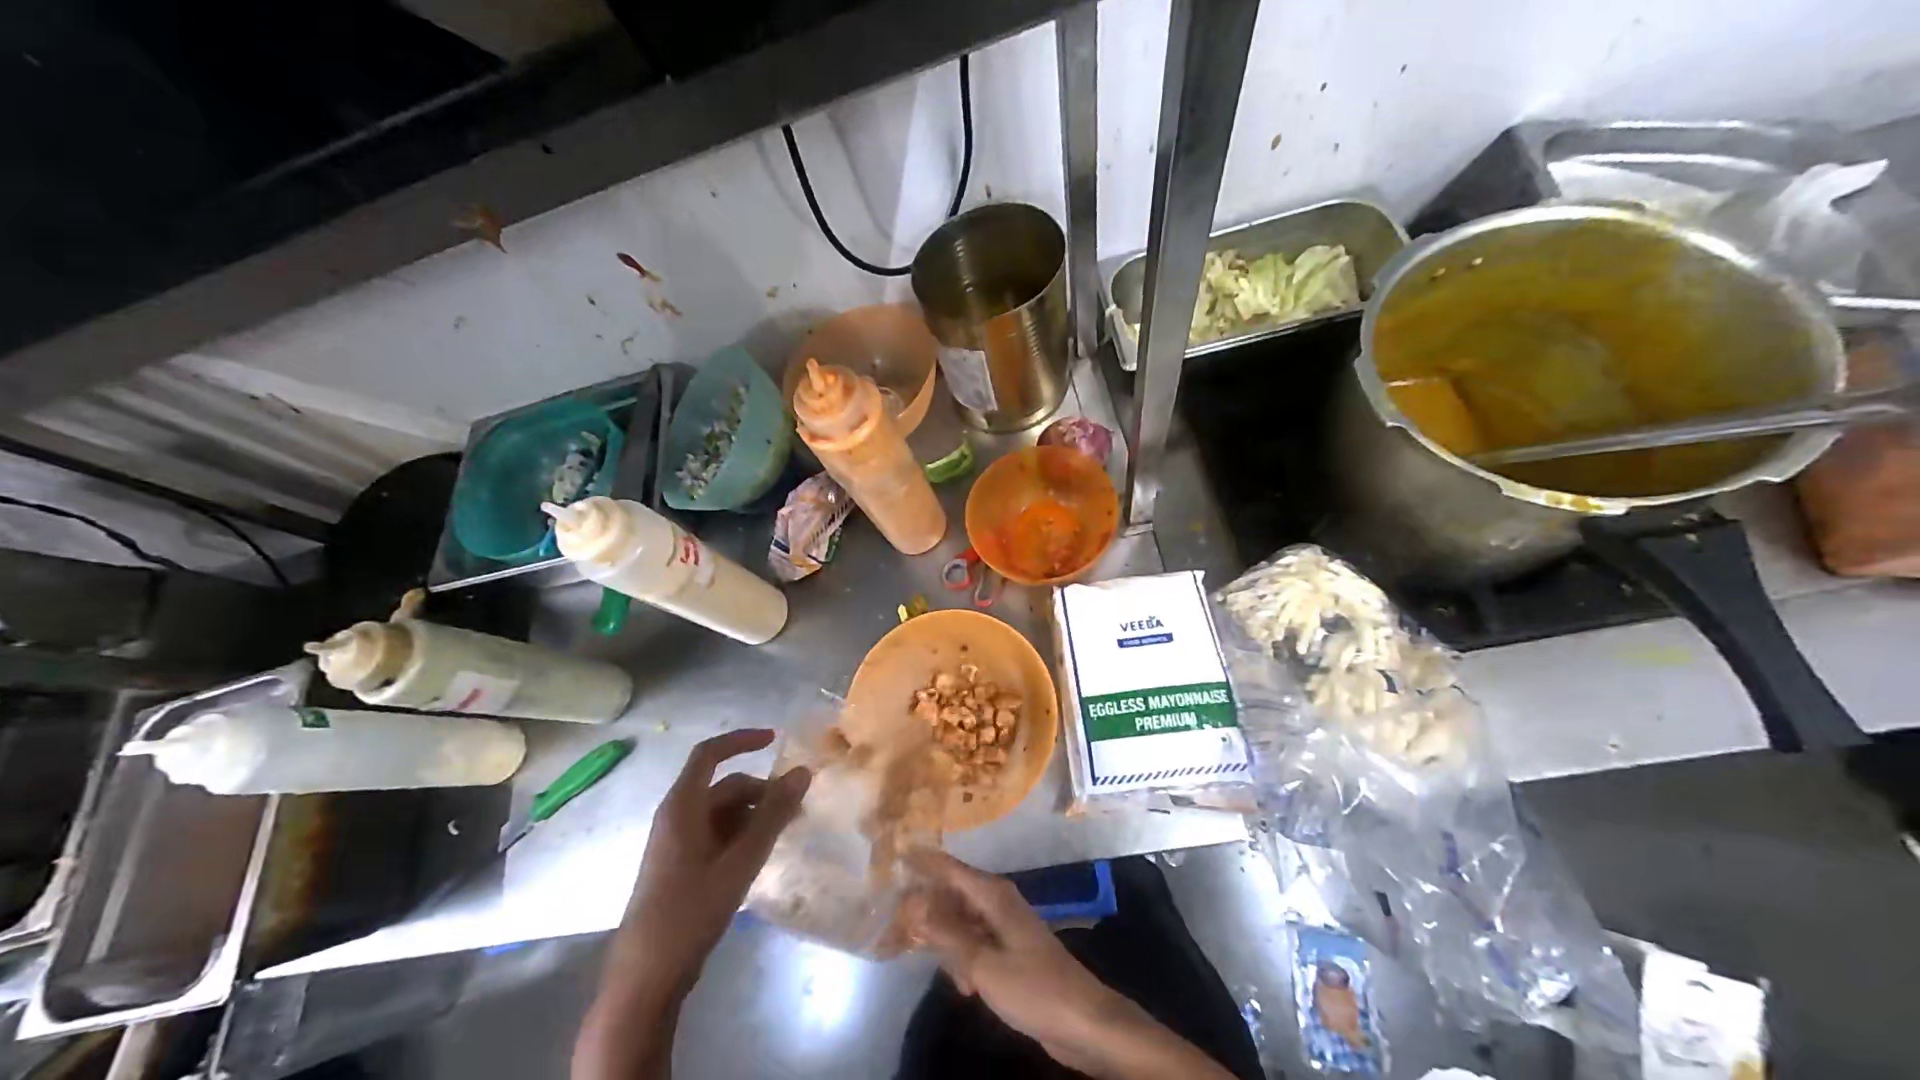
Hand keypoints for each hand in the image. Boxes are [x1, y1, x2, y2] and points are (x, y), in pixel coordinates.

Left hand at [574, 730, 808, 1079]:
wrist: (646, 976)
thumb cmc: (690, 911)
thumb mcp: (741, 861)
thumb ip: (773, 816)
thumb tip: (802, 772)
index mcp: (682, 807)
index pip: (709, 754)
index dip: (741, 740)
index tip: (776, 739)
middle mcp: (677, 817)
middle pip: (724, 786)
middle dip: (762, 790)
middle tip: (799, 808)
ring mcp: (677, 844)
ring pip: (723, 813)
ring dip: (756, 814)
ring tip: (788, 833)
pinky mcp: (682, 868)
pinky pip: (717, 836)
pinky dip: (743, 835)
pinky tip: (764, 855)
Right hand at [899, 851, 1236, 1079]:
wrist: (1084, 1022)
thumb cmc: (1034, 988)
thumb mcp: (983, 964)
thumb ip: (946, 933)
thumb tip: (912, 903)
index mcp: (992, 894)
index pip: (947, 867)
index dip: (919, 861)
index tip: (890, 857)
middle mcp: (997, 901)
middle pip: (949, 894)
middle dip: (919, 912)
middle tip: (888, 936)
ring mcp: (1003, 926)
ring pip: (959, 921)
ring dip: (939, 940)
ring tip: (922, 966)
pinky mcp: (1008, 950)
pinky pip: (973, 942)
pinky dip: (961, 958)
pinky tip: (963, 986)